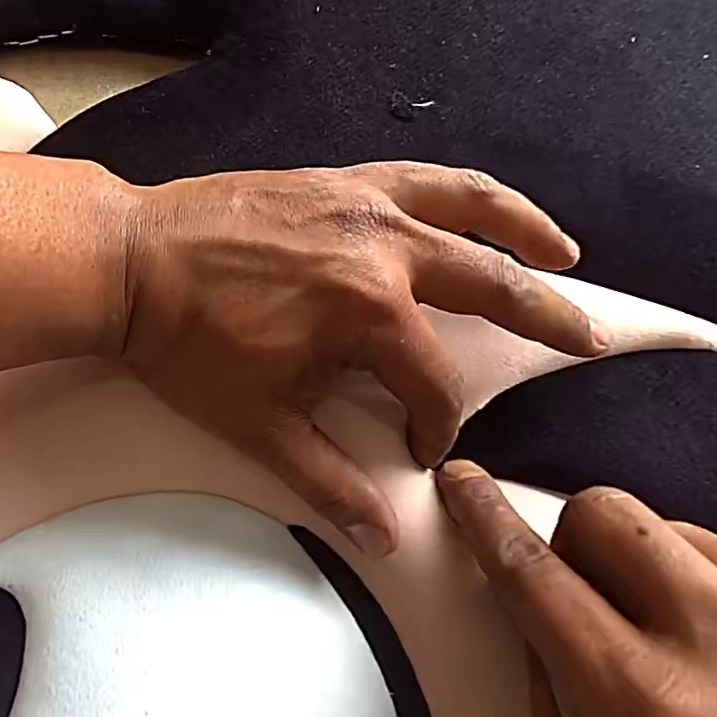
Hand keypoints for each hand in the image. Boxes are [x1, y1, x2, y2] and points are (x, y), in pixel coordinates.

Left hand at [116, 161, 604, 555]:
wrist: (129, 264)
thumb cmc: (183, 345)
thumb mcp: (256, 424)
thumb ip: (326, 479)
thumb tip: (381, 538)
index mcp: (367, 314)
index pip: (432, 385)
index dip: (432, 427)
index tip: (419, 446)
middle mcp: (381, 248)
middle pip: (487, 286)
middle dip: (544, 320)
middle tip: (588, 341)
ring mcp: (359, 202)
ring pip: (469, 207)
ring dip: (525, 233)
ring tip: (565, 255)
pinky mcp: (332, 179)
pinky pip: (416, 178)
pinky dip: (459, 193)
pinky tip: (472, 208)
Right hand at [435, 460, 716, 716]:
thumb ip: (547, 705)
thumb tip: (531, 619)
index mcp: (649, 714)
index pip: (532, 571)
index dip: (483, 516)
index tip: (464, 481)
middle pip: (613, 514)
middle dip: (577, 539)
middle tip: (590, 593)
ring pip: (699, 542)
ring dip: (666, 582)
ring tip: (694, 660)